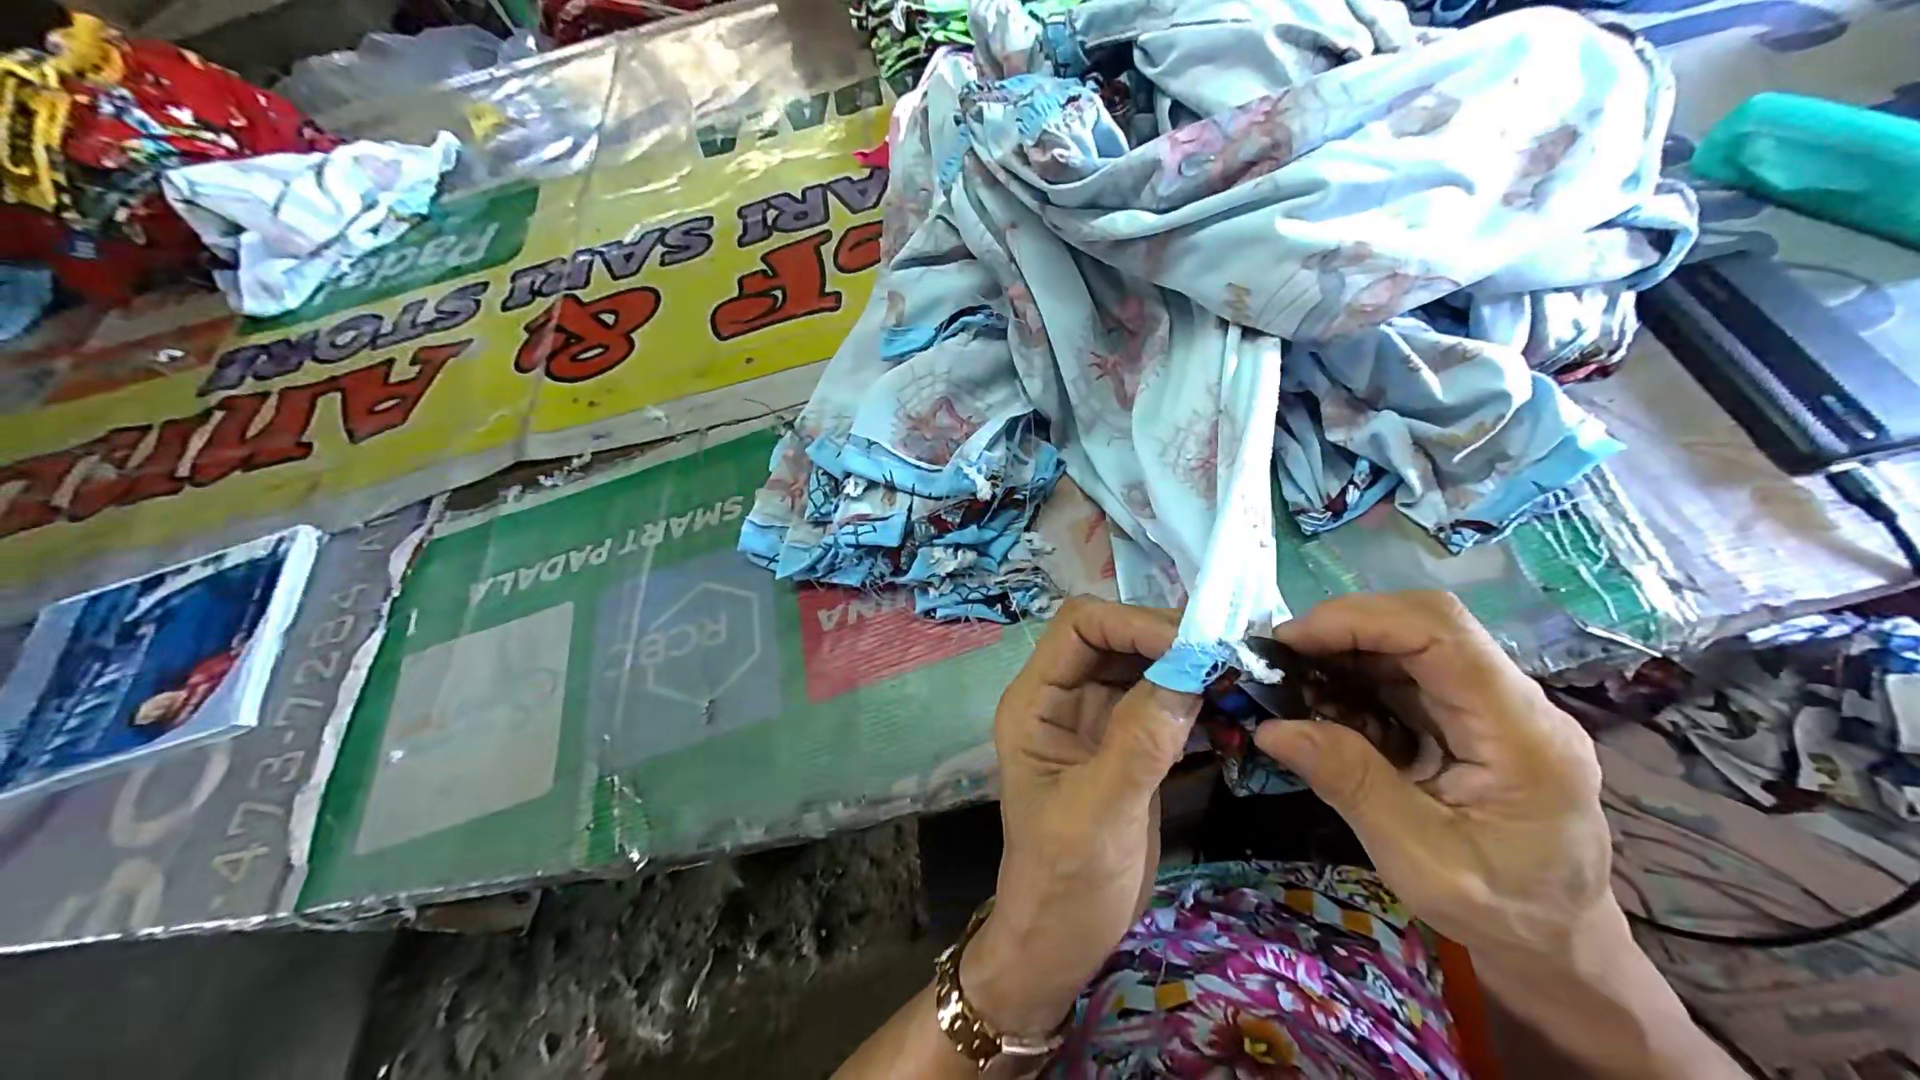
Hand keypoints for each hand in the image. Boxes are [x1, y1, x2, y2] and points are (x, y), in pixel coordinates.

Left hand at [963, 598, 1196, 1036]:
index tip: (1194, 647)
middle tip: (1231, 655)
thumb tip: (1188, 673)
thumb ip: (1139, 743)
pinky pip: (1163, 703)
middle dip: (1169, 640)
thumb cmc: (1065, 881)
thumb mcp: (1098, 813)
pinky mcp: (1128, 744)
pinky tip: (1233, 709)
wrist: (1064, 939)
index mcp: (1036, 702)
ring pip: (1144, 666)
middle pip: (1116, 638)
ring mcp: (1097, 719)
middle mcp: (1064, 698)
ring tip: (1241, 675)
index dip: (1134, 624)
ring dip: (1188, 667)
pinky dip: (1196, 700)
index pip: (1080, 626)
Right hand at [1252, 590, 1614, 960]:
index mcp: (1522, 735)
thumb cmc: (1500, 911)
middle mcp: (1516, 704)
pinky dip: (1355, 678)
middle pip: (1425, 623)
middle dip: (1343, 629)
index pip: (1441, 633)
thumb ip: (1350, 784)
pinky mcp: (1470, 714)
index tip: (1289, 642)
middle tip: (1281, 660)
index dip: (1359, 620)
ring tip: (1294, 685)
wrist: (1559, 944)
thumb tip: (1271, 728)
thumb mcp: (1418, 859)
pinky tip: (1326, 707)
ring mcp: (1495, 705)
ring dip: (1344, 652)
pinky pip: (1406, 672)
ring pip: (1410, 640)